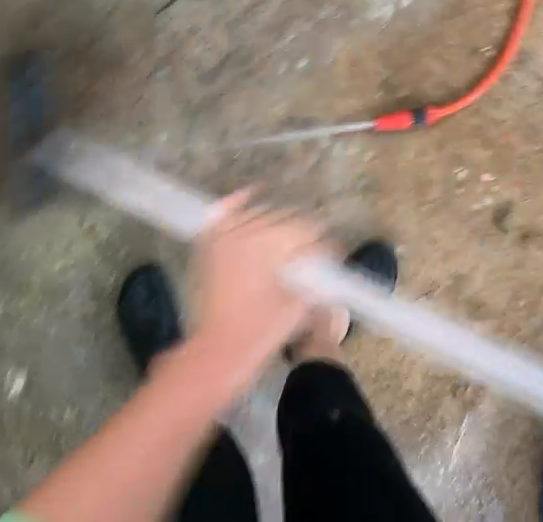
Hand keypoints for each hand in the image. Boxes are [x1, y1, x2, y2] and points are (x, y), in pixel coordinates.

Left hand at [171, 190, 326, 398]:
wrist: (219, 348)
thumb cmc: (262, 332)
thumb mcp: (299, 304)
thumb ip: (316, 275)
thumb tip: (329, 255)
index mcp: (271, 245)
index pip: (305, 230)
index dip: (321, 242)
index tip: (332, 253)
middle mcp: (247, 232)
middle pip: (283, 218)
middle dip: (300, 232)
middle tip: (311, 249)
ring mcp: (225, 234)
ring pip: (258, 213)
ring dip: (275, 221)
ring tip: (286, 238)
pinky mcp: (210, 241)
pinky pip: (224, 211)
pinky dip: (238, 202)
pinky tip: (251, 193)